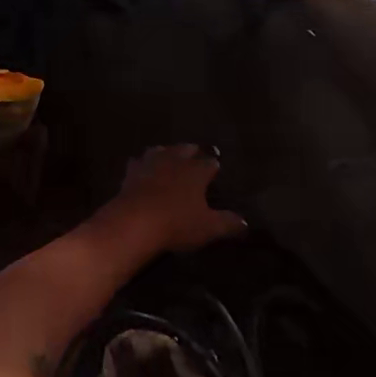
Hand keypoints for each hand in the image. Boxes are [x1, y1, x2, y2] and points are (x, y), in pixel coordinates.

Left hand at [100, 144, 245, 253]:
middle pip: (185, 149)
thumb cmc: (178, 223)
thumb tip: (243, 221)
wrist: (136, 219)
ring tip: (171, 152)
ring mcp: (150, 162)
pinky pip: (140, 160)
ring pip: (161, 150)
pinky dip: (144, 161)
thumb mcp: (209, 227)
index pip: (208, 164)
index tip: (216, 165)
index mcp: (195, 171)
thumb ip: (227, 222)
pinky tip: (143, 164)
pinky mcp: (132, 169)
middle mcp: (173, 160)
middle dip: (192, 150)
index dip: (213, 165)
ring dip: (168, 151)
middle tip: (196, 150)